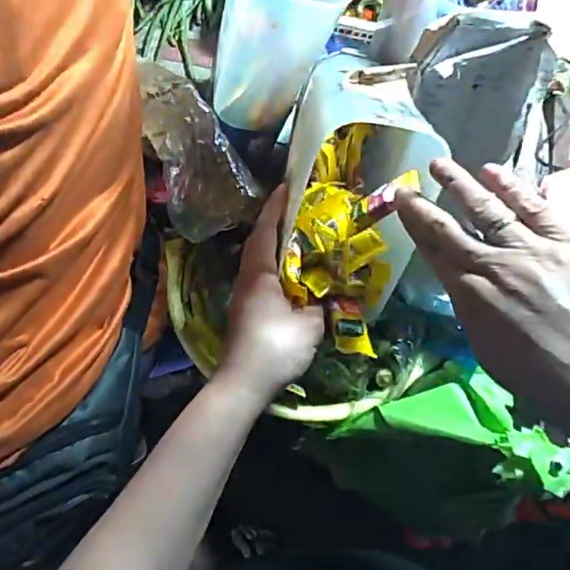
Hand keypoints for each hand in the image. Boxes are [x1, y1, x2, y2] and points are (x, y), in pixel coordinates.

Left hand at [215, 188, 324, 400]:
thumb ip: (320, 302)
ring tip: (300, 236)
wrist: (243, 383)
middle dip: (278, 223)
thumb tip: (326, 293)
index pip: (266, 231)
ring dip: (276, 245)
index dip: (277, 207)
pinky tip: (293, 273)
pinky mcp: (245, 311)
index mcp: (259, 273)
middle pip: (260, 242)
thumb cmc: (275, 347)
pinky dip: (277, 267)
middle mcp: (246, 279)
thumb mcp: (309, 324)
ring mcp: (243, 296)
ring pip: (259, 261)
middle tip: (301, 208)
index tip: (288, 186)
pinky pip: (262, 278)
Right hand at [394, 159, 569, 433]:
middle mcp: (495, 265)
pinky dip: (513, 188)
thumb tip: (469, 293)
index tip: (399, 202)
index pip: (434, 251)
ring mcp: (535, 249)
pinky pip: (536, 208)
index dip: (413, 224)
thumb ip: (474, 314)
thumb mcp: (489, 352)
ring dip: (464, 184)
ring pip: (491, 208)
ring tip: (444, 165)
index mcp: (470, 297)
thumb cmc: (547, 383)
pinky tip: (496, 173)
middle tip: (409, 180)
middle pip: (452, 226)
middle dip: (426, 202)